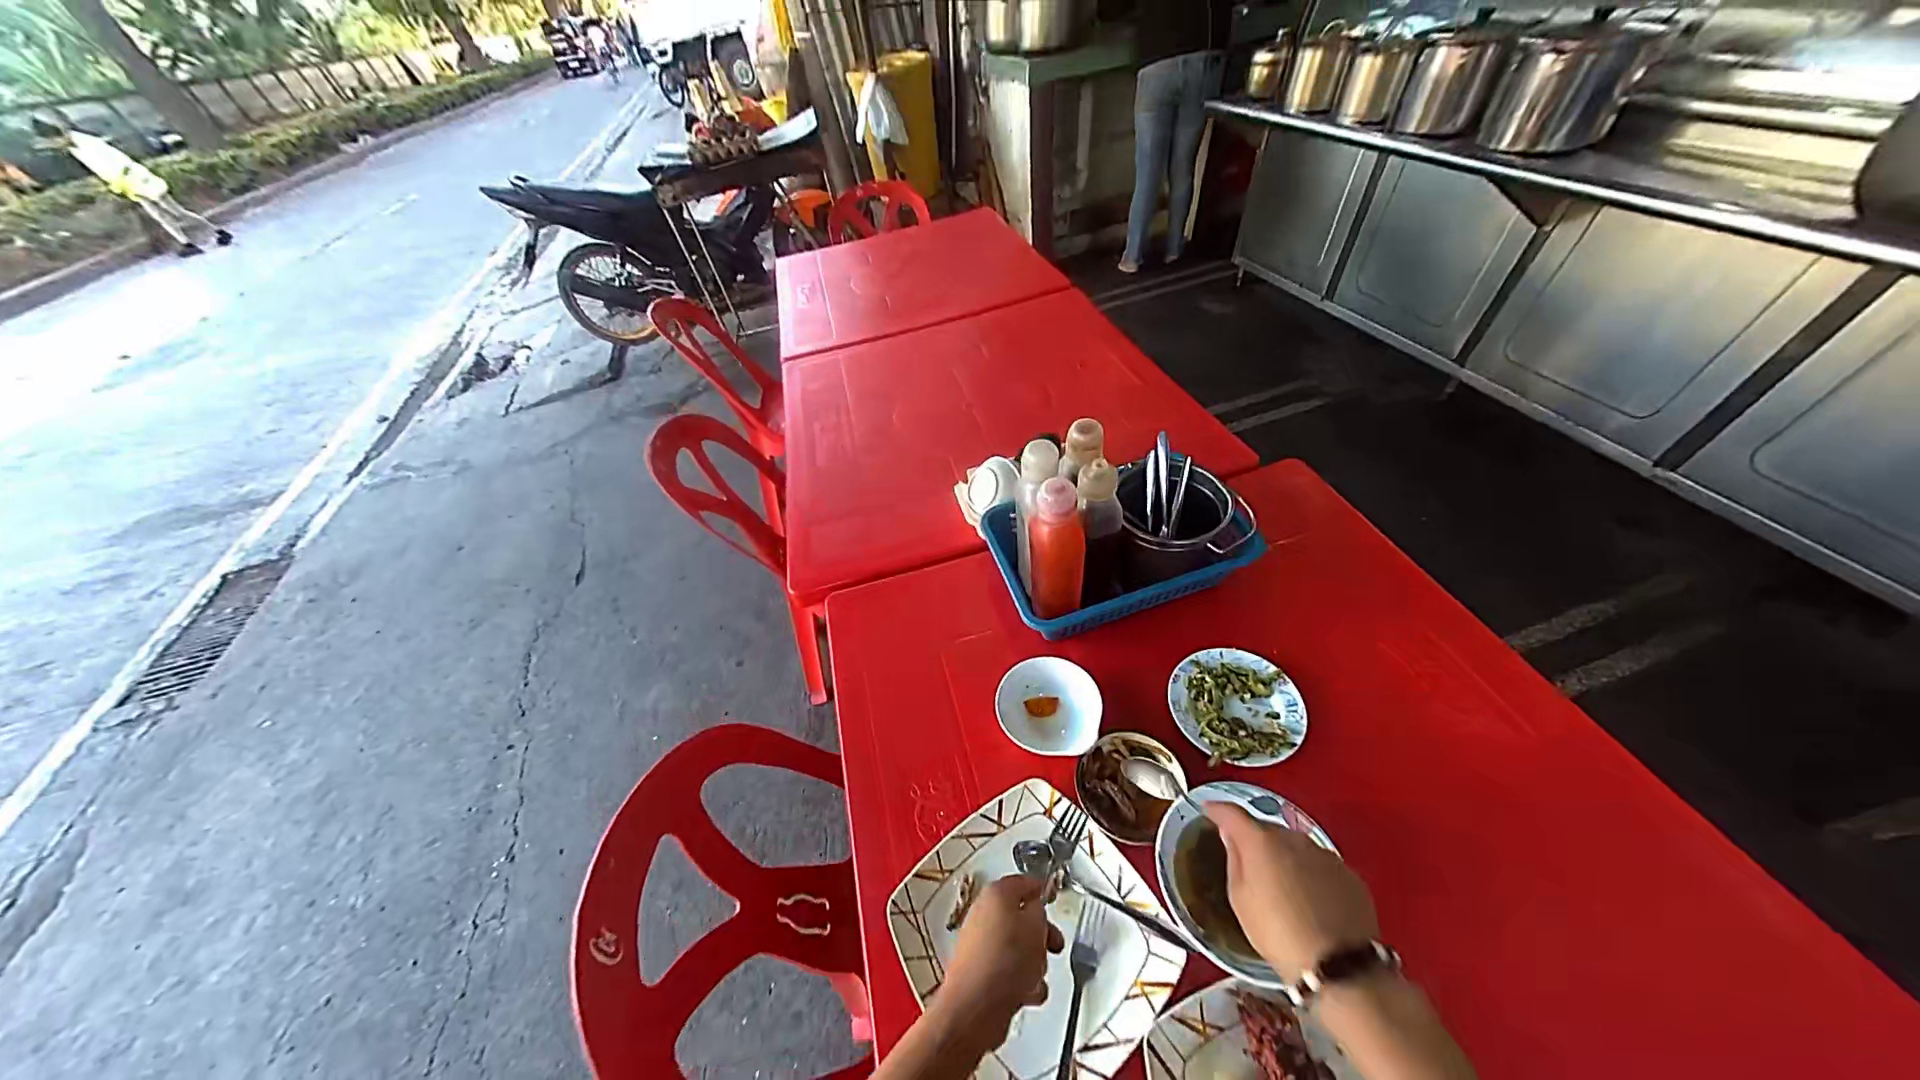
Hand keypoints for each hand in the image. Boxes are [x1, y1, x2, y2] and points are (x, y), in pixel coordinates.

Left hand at [931, 875, 1064, 1052]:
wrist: (977, 1005)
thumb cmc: (1004, 961)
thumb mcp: (1037, 926)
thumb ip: (1040, 911)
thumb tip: (1037, 911)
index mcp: (996, 894)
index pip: (1022, 882)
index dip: (1040, 889)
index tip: (1050, 894)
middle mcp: (983, 915)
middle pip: (1020, 917)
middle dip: (1040, 933)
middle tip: (1051, 943)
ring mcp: (979, 944)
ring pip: (1016, 946)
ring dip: (1032, 961)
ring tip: (1036, 974)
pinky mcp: (979, 972)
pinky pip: (1007, 970)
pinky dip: (1020, 981)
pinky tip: (1026, 991)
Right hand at [1205, 802, 1379, 981]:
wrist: (1337, 968)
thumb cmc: (1278, 934)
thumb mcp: (1239, 899)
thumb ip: (1234, 859)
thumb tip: (1233, 838)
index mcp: (1261, 841)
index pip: (1232, 812)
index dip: (1218, 810)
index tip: (1210, 810)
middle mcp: (1294, 839)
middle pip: (1267, 829)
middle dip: (1255, 841)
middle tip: (1249, 865)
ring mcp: (1325, 855)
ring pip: (1296, 847)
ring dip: (1285, 858)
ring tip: (1282, 890)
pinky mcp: (1349, 875)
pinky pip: (1321, 866)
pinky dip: (1311, 875)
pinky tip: (1310, 902)